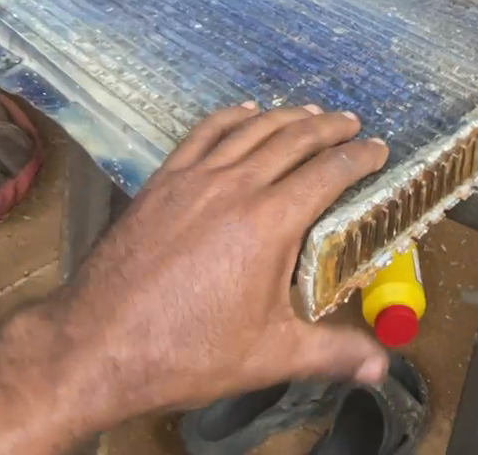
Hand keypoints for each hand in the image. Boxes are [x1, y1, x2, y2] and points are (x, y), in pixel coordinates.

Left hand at [0, 103, 389, 454]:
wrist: (96, 344)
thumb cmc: (185, 352)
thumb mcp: (266, 356)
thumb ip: (330, 353)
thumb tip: (381, 366)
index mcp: (270, 222)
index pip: (329, 172)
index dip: (360, 157)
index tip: (379, 149)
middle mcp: (238, 185)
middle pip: (296, 139)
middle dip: (330, 128)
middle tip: (351, 124)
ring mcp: (198, 176)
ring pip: (254, 129)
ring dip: (289, 116)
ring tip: (312, 114)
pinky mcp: (166, 178)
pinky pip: (206, 131)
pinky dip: (233, 116)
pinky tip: (248, 112)